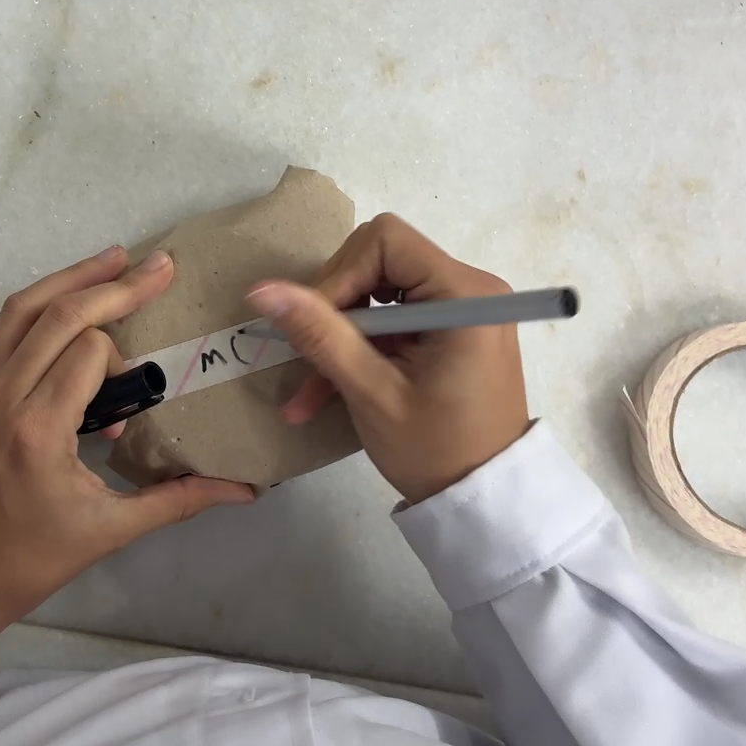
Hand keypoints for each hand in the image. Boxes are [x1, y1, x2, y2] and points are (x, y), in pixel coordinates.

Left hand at [0, 246, 255, 713]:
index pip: (88, 352)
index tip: (131, 394)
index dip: (121, 360)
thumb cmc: (29, 561)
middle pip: (58, 314)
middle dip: (112, 284)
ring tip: (113, 258)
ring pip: (21, 309)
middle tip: (158, 264)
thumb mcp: (108, 531)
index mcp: (36, 431)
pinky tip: (67, 302)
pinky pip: (2, 332)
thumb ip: (178, 499)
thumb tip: (245, 487)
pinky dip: (38, 307)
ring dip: (69, 278)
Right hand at [245, 214, 529, 503]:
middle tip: (313, 355)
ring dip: (335, 334)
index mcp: (463, 295)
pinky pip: (385, 319)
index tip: (320, 326)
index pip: (384, 241)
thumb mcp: (369, 391)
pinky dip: (354, 348)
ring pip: (372, 291)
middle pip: (374, 261)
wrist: (484, 504)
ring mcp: (456, 309)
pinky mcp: (444, 330)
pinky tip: (322, 393)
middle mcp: (467, 289)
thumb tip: (261, 290)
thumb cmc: (436, 450)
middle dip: (333, 306)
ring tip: (309, 387)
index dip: (340, 274)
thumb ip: (318, 333)